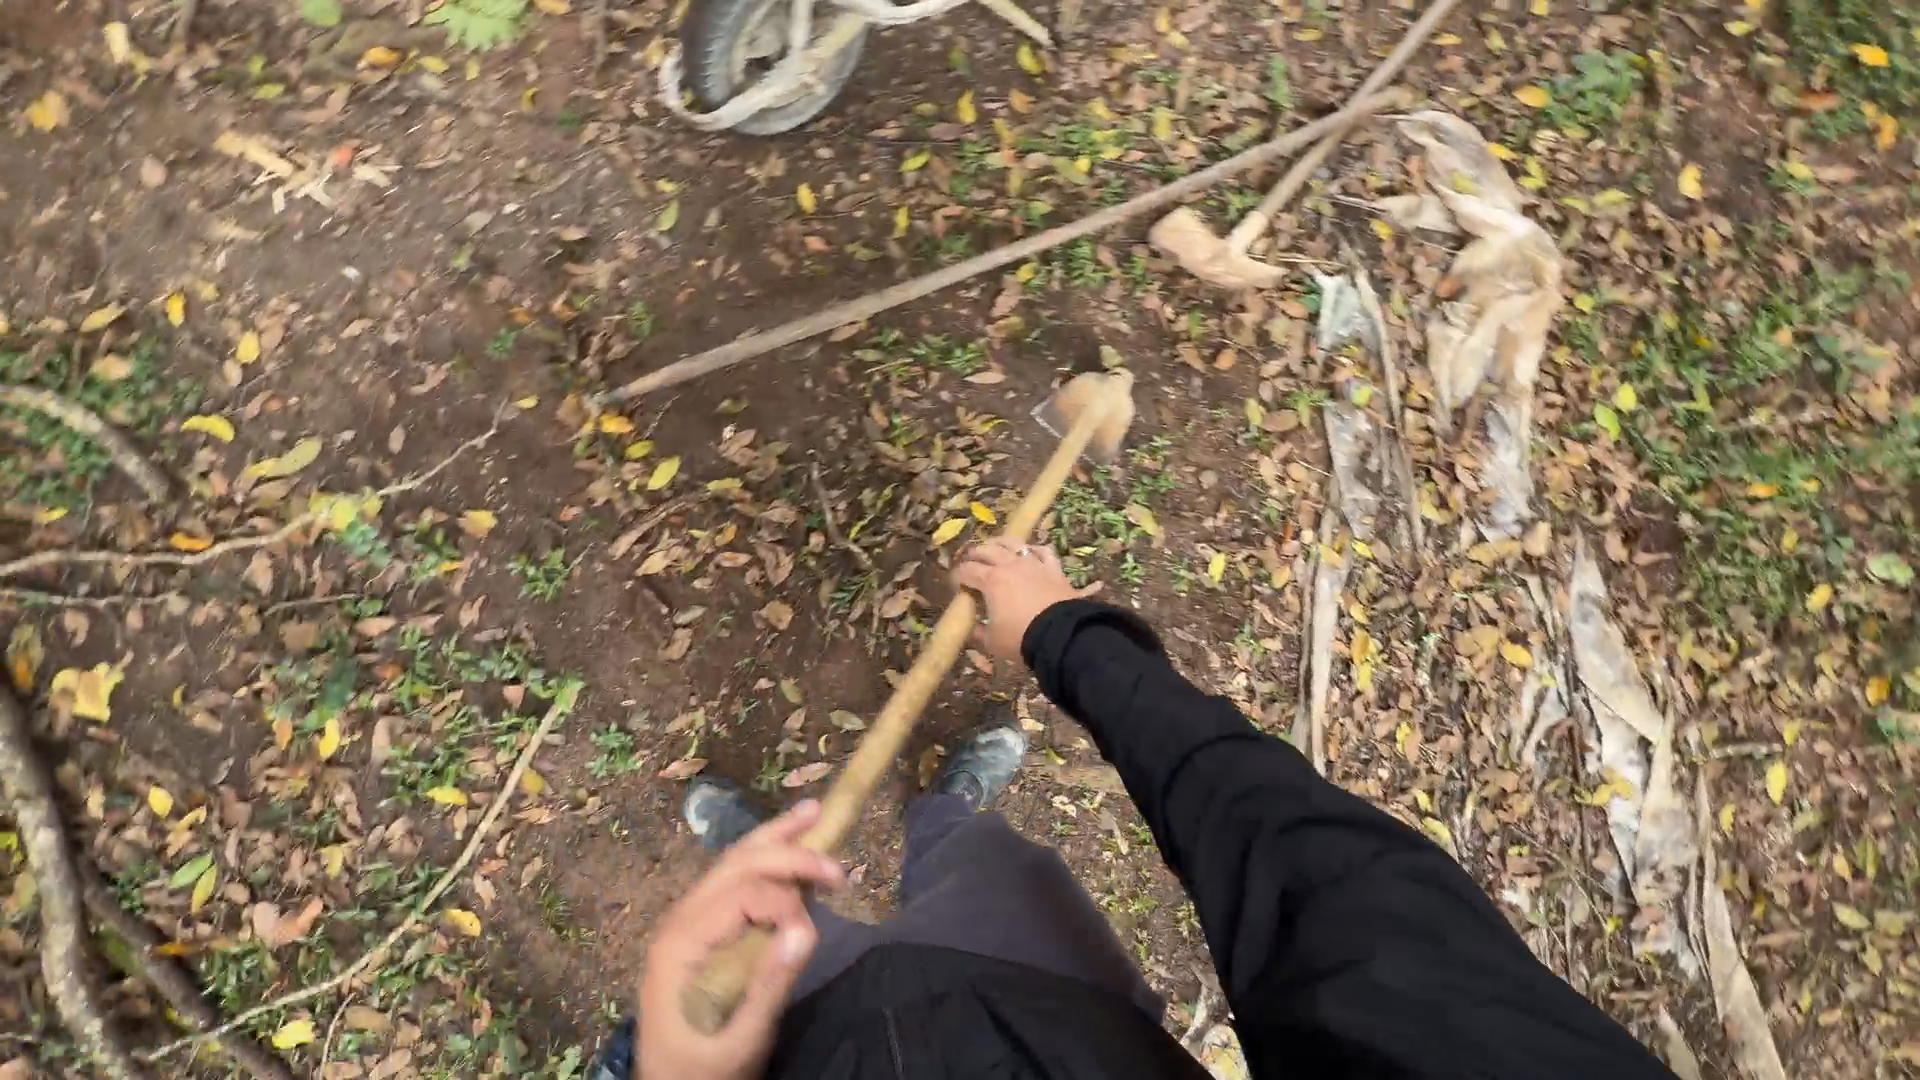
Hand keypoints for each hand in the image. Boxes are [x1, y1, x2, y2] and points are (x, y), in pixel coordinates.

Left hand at [636, 800, 845, 1079]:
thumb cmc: (704, 1070)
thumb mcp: (740, 1041)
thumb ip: (770, 984)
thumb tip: (807, 928)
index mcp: (682, 942)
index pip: (743, 893)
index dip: (785, 901)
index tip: (814, 930)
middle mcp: (680, 918)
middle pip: (739, 863)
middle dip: (789, 852)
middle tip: (836, 862)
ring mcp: (687, 919)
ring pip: (735, 860)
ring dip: (777, 837)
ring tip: (813, 811)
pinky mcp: (700, 926)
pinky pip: (734, 878)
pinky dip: (768, 859)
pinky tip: (792, 847)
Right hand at [953, 538, 1097, 661]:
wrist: (1060, 634)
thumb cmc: (1020, 637)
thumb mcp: (992, 641)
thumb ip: (981, 632)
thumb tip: (975, 628)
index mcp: (990, 581)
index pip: (967, 571)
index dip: (959, 575)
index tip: (956, 582)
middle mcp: (1009, 566)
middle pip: (987, 551)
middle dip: (975, 554)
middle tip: (971, 558)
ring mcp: (1033, 564)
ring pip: (1013, 544)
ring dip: (1001, 543)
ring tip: (996, 546)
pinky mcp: (1053, 569)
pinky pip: (1043, 552)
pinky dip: (1033, 550)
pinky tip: (1030, 551)